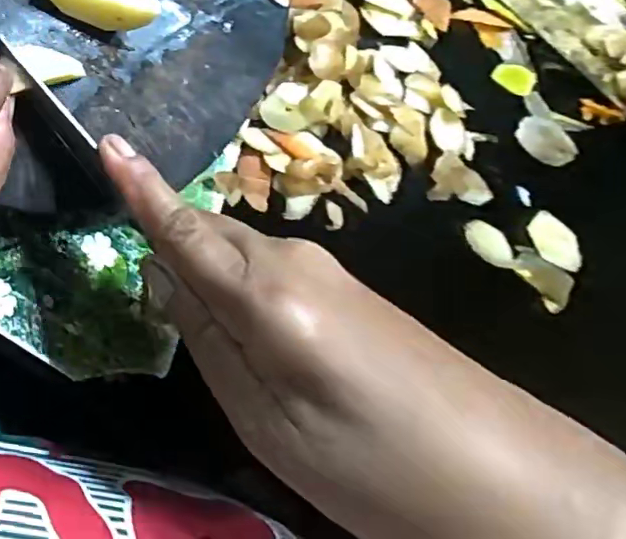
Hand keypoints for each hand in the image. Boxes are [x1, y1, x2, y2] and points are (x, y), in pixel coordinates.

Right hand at [99, 135, 625, 538]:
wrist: (518, 484)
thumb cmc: (375, 469)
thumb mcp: (268, 423)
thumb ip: (206, 339)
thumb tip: (160, 275)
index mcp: (266, 296)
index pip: (183, 230)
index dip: (140, 187)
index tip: (107, 142)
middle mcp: (292, 261)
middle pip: (207, 233)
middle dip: (169, 239)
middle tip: (149, 289)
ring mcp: (326, 267)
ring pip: (236, 250)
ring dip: (205, 267)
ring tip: (202, 324)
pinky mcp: (346, 285)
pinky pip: (266, 267)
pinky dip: (238, 282)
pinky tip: (254, 333)